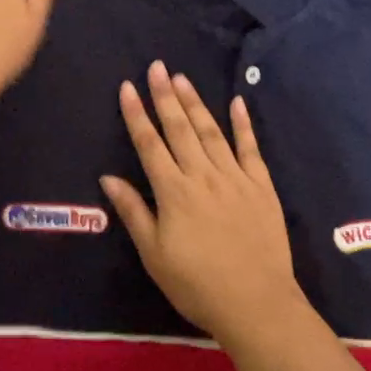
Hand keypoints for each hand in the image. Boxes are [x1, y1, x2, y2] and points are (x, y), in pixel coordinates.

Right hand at [101, 61, 305, 341]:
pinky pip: (250, 148)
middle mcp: (203, 176)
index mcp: (173, 192)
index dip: (137, 114)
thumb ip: (134, 212)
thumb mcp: (155, 255)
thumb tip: (109, 177)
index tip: (128, 87)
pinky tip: (237, 102)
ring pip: (211, 132)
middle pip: (180, 129)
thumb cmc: (197, 285)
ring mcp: (235, 178)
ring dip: (196, 103)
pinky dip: (243, 124)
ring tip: (183, 78)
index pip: (150, 144)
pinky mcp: (261, 186)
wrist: (256, 303)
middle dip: (165, 96)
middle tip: (157, 67)